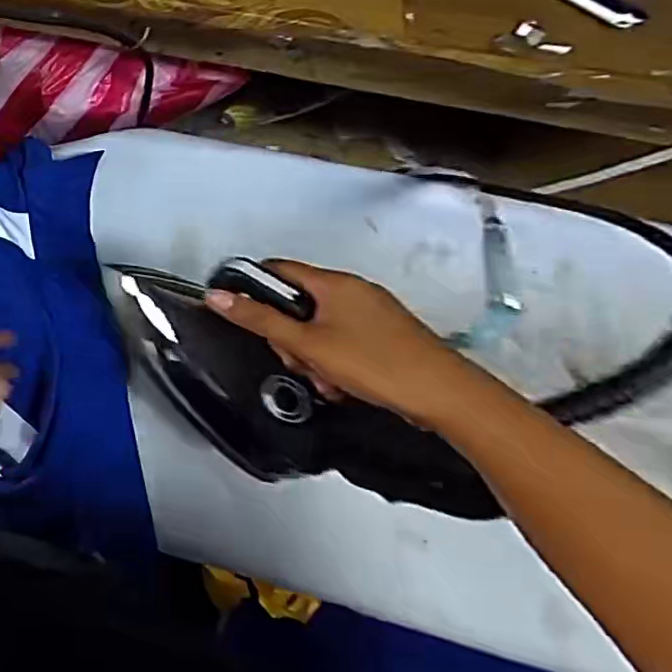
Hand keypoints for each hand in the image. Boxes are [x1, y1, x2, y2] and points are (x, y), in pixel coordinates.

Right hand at [204, 260, 487, 427]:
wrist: (453, 402)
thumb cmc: (383, 367)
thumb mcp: (306, 344)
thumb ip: (257, 319)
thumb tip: (218, 297)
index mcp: (335, 284)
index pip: (276, 269)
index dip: (252, 287)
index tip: (242, 309)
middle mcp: (355, 291)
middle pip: (295, 301)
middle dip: (286, 332)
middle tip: (293, 354)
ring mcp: (374, 313)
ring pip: (318, 324)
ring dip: (310, 350)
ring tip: (323, 374)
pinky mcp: (387, 336)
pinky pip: (342, 337)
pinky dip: (333, 358)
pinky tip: (341, 381)